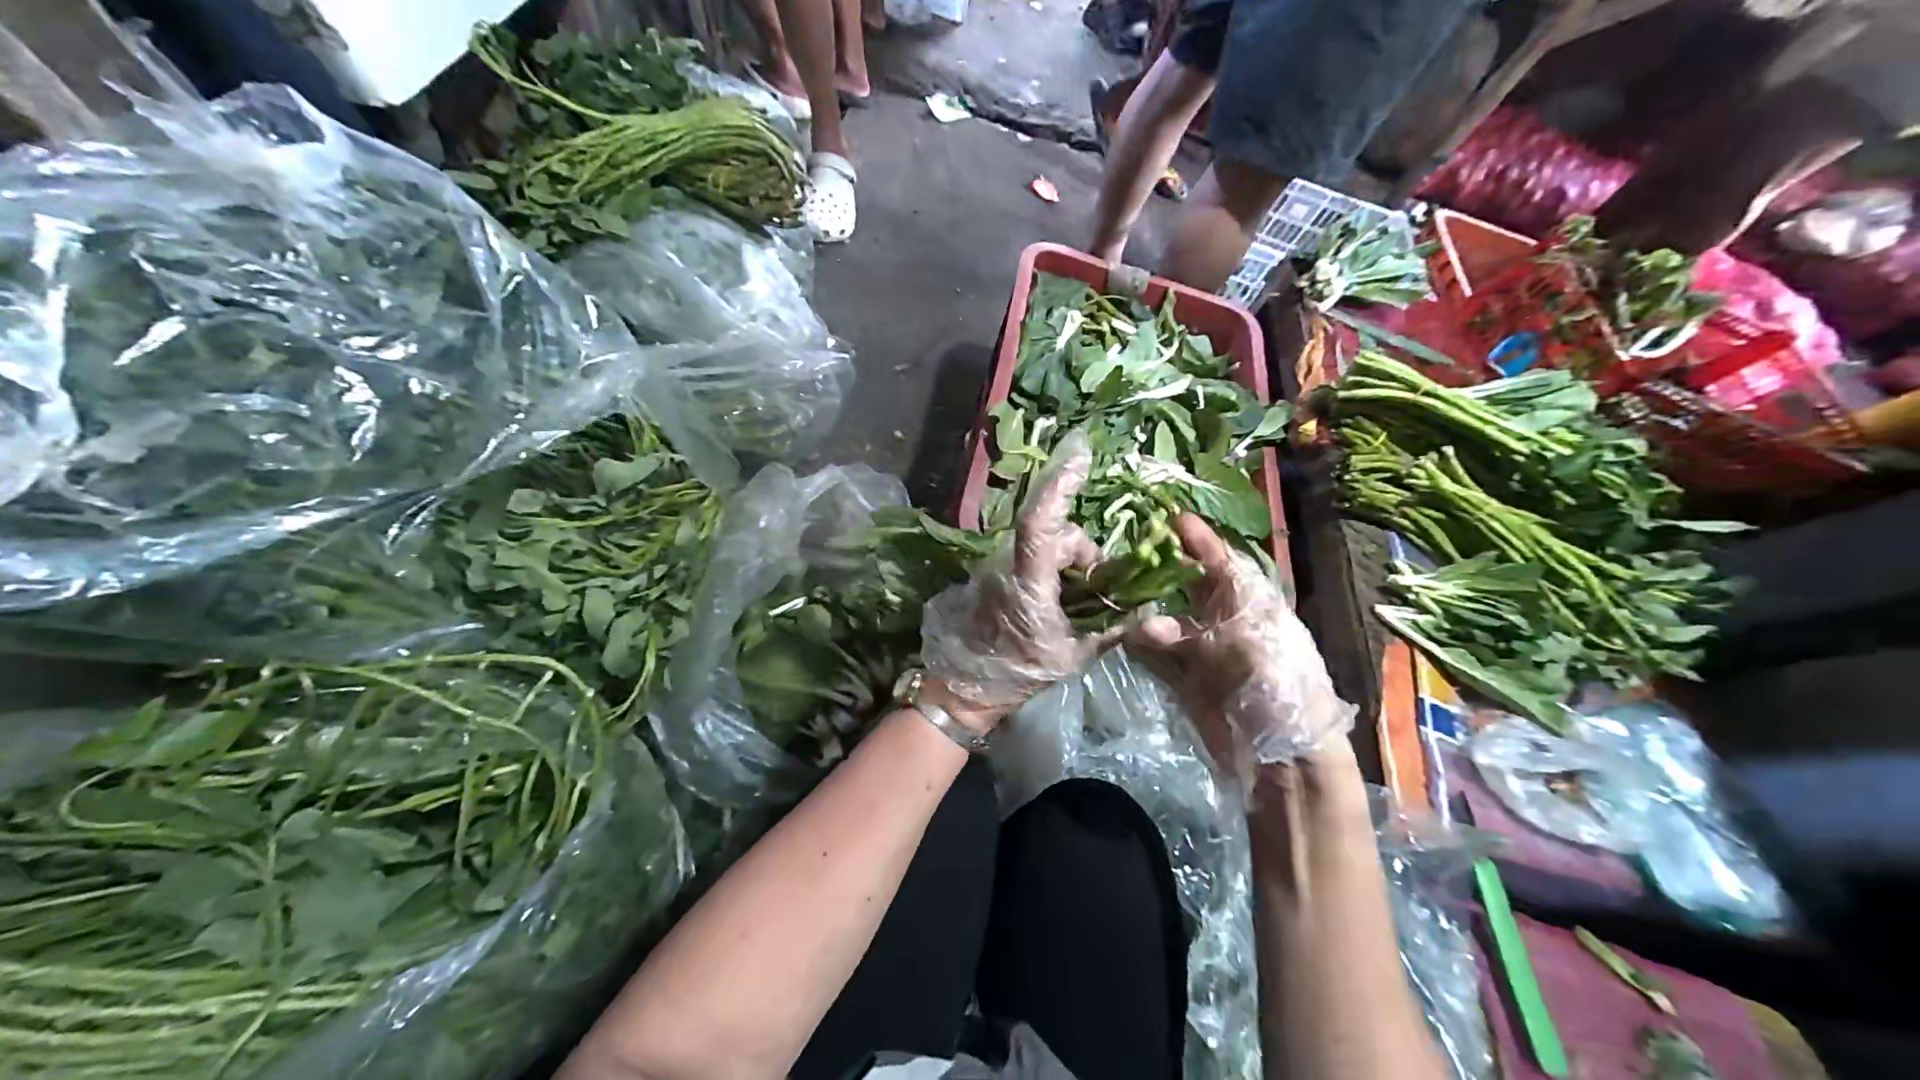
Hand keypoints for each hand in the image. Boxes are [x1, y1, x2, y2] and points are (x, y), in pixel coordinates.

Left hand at [919, 430, 1118, 722]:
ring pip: (1043, 544)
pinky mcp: (992, 575)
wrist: (961, 689)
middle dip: (1083, 551)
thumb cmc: (1016, 674)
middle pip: (1054, 533)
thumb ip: (1112, 630)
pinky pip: (1030, 556)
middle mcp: (1006, 564)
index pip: (1040, 522)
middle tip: (1100, 587)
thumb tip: (1152, 614)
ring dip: (1068, 561)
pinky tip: (1060, 598)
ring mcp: (995, 568)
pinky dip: (1052, 568)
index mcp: (1026, 582)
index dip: (1059, 486)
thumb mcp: (1071, 656)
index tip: (1080, 456)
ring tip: (1079, 600)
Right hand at [1129, 515, 1355, 784]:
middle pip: (1188, 589)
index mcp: (1253, 608)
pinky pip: (1156, 656)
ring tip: (1112, 593)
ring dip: (1142, 610)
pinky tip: (1117, 633)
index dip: (1199, 541)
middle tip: (1124, 553)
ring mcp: (1204, 655)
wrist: (1287, 763)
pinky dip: (1138, 646)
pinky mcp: (1187, 683)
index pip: (1222, 565)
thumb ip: (1195, 634)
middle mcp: (1226, 625)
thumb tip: (1142, 626)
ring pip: (1166, 622)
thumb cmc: (1282, 694)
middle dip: (1160, 571)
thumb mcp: (1251, 649)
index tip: (1172, 518)